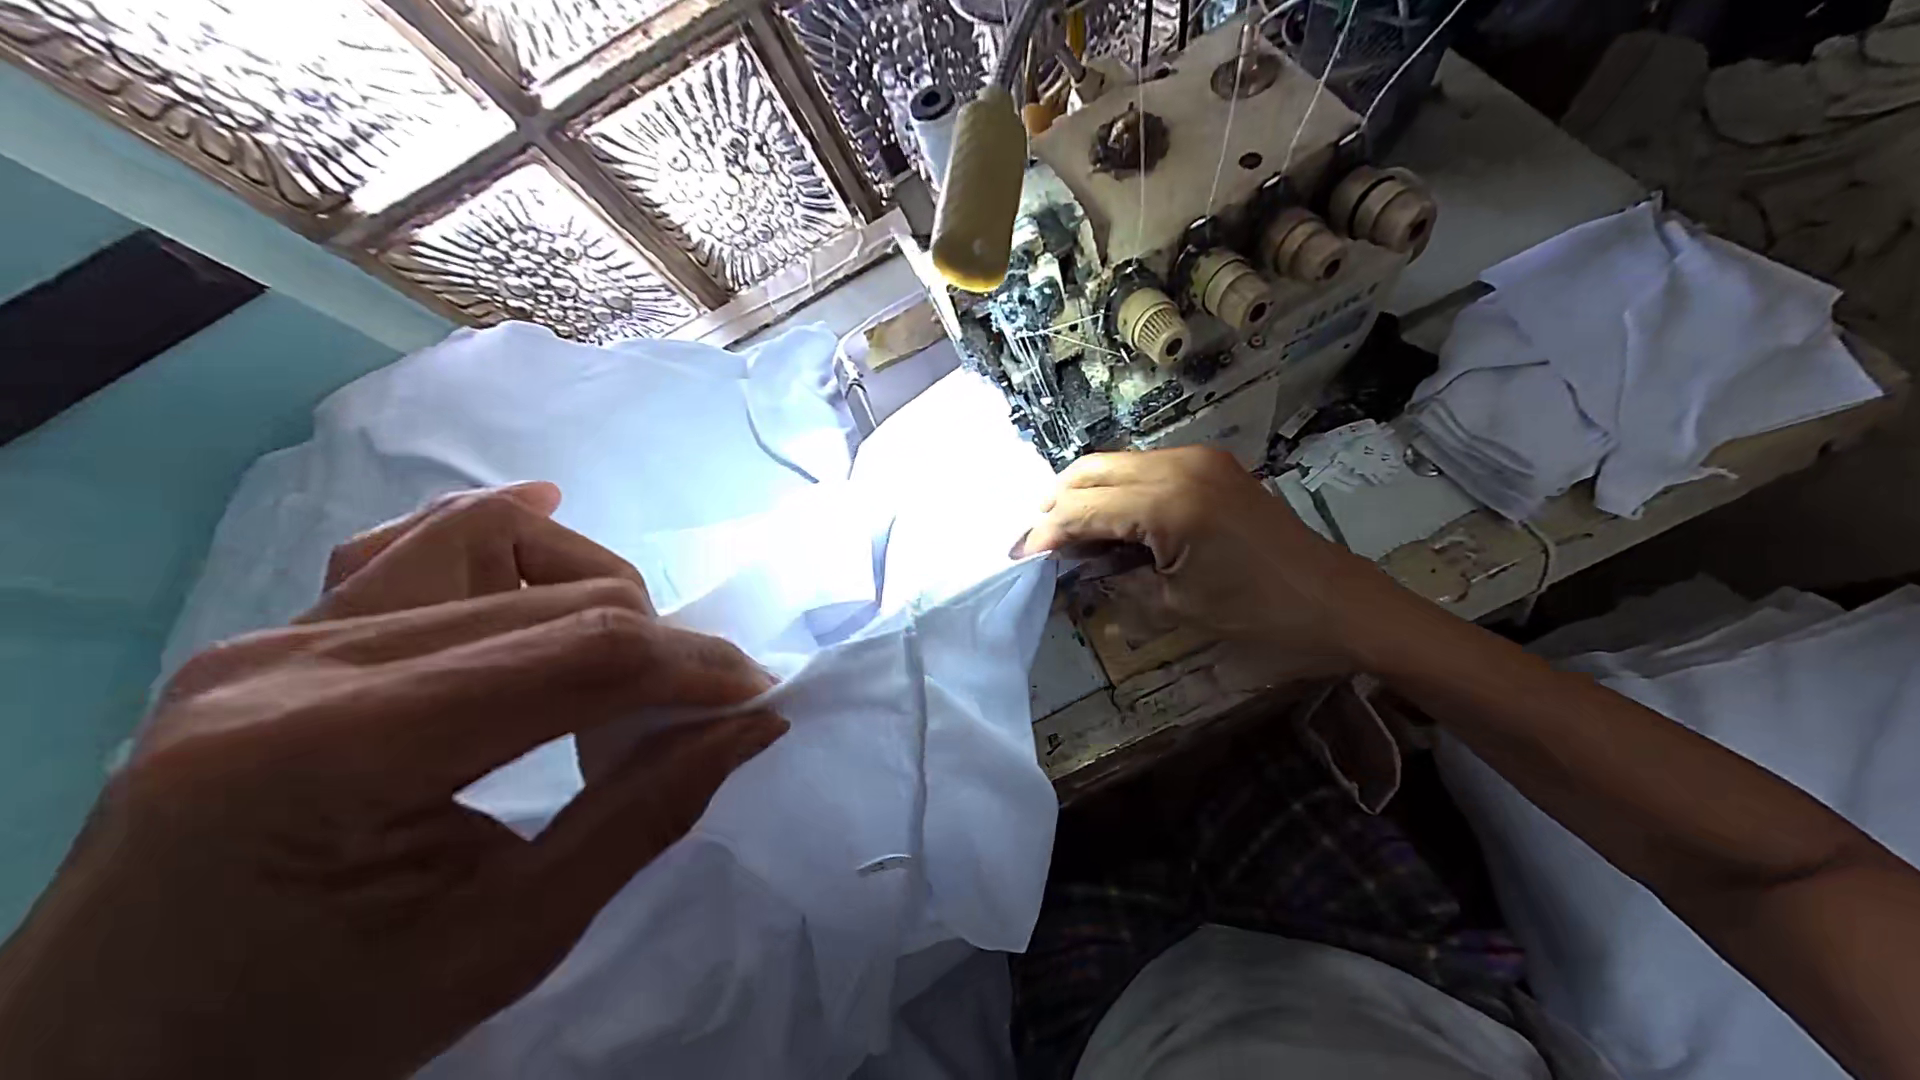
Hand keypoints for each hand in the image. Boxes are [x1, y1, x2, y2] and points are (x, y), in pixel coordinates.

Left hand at [0, 485, 783, 1079]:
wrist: (109, 1060)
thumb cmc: (310, 1031)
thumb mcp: (503, 945)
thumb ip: (642, 817)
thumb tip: (751, 725)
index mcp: (329, 755)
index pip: (575, 657)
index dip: (690, 666)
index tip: (757, 695)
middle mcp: (293, 662)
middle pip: (552, 596)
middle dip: (658, 647)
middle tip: (690, 715)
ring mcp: (276, 634)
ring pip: (495, 539)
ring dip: (595, 589)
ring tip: (618, 661)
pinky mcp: (283, 632)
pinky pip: (421, 542)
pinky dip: (507, 536)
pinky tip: (547, 522)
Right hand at [1024, 447, 1416, 676]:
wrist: (1335, 599)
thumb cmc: (1257, 614)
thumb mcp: (1174, 606)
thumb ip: (1115, 578)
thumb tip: (1074, 566)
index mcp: (1169, 505)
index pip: (1082, 508)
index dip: (1045, 533)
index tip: (1020, 556)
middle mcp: (1178, 466)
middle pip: (1089, 470)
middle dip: (1055, 505)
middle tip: (1039, 544)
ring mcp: (1197, 458)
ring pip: (1113, 462)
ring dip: (1084, 494)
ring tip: (1070, 536)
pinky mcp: (1209, 463)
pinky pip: (1142, 467)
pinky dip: (1116, 490)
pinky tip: (1112, 522)